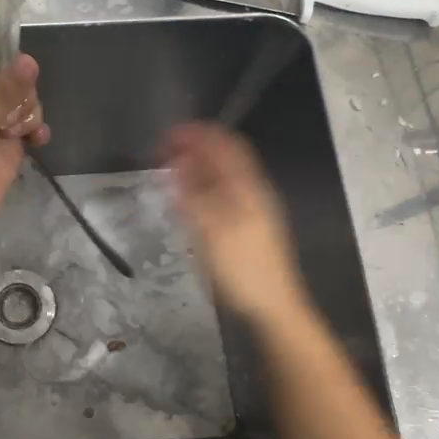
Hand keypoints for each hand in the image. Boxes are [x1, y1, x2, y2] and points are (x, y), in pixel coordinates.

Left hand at [0, 51, 51, 237]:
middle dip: (24, 95)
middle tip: (10, 116)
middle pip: (17, 81)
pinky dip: (38, 131)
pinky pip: (33, 128)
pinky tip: (38, 141)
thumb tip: (30, 59)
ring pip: (27, 105)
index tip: (22, 69)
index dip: (7, 59)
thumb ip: (6, 91)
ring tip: (16, 134)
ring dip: (30, 115)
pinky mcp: (11, 147)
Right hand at [166, 122, 308, 323]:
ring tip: (171, 168)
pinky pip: (223, 195)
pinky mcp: (247, 228)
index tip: (169, 132)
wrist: (273, 307)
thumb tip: (176, 164)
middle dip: (196, 148)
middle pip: (225, 159)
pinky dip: (203, 188)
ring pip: (224, 177)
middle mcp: (253, 192)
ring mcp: (252, 210)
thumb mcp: (212, 231)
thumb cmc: (242, 269)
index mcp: (248, 187)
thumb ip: (192, 195)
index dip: (199, 134)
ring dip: (198, 167)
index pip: (225, 145)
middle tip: (165, 149)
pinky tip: (187, 198)